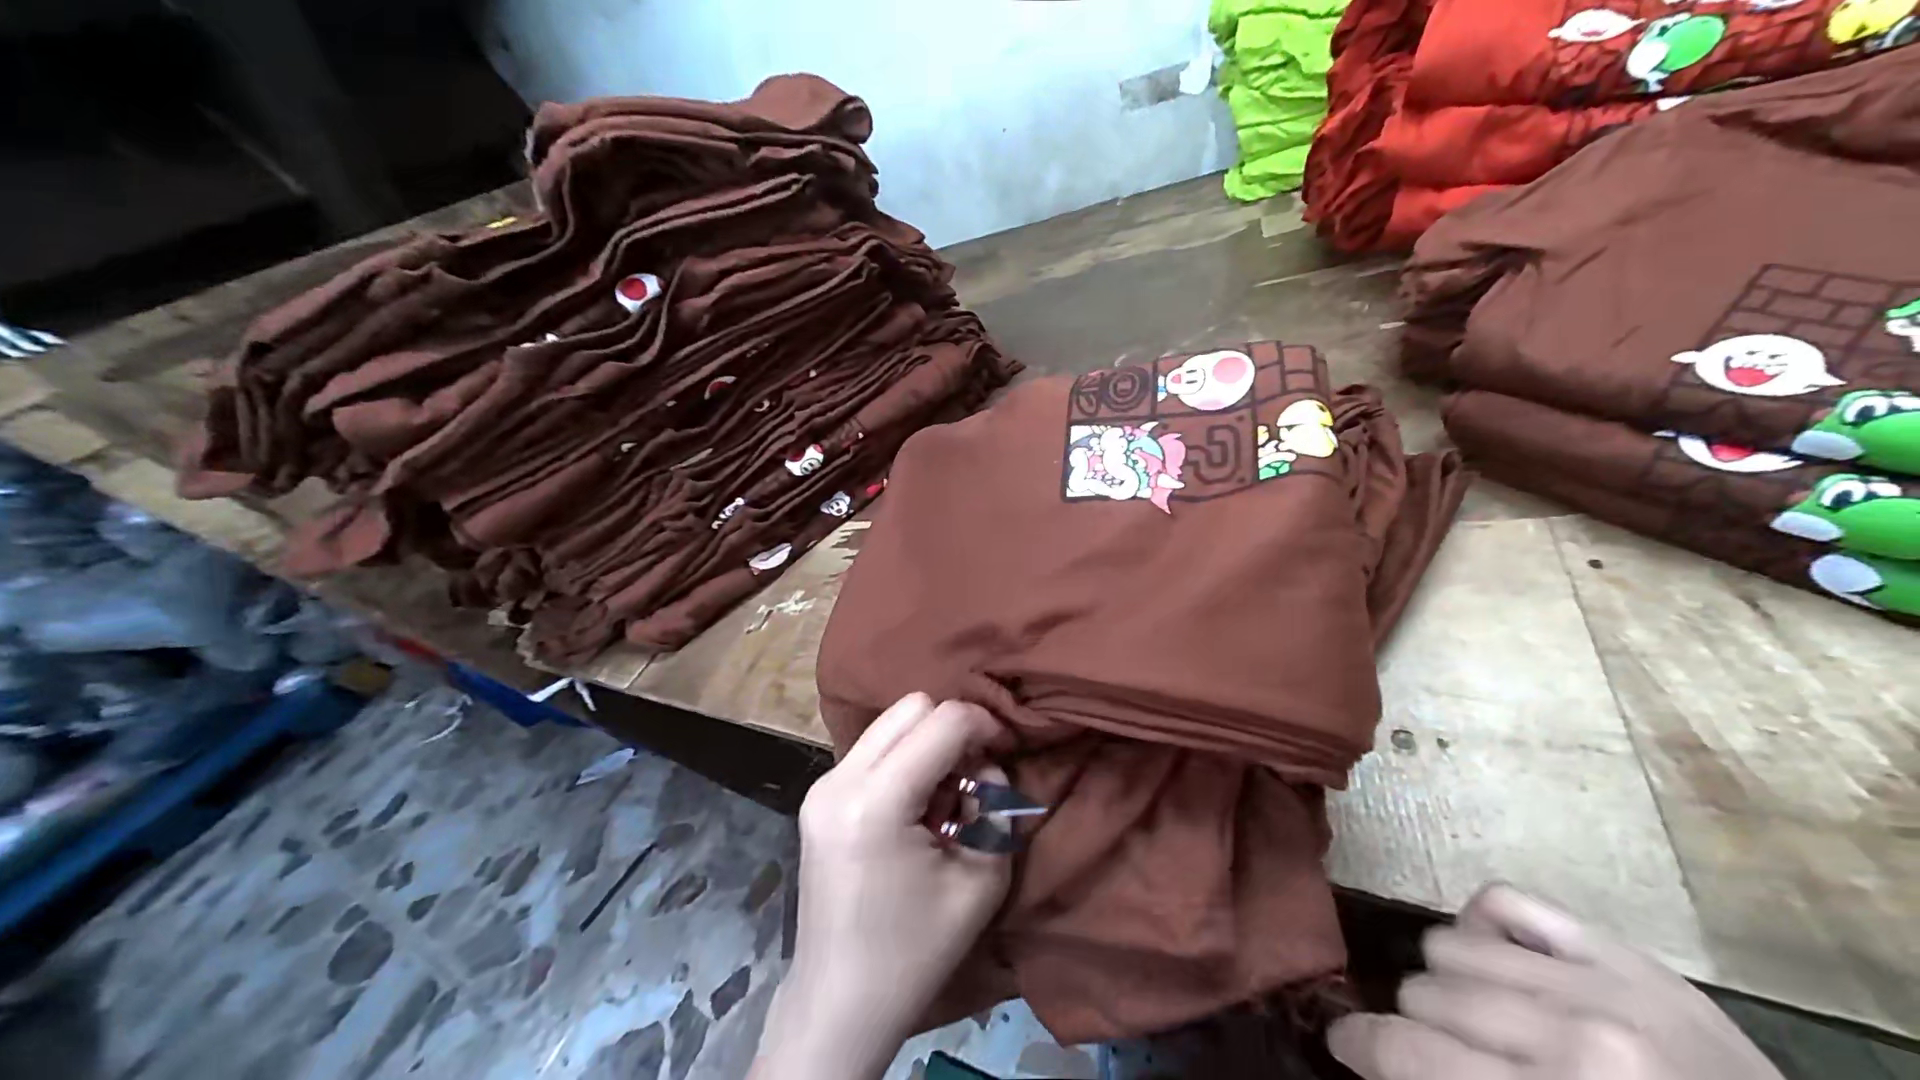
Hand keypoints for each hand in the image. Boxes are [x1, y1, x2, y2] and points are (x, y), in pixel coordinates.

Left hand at [752, 693, 1011, 1079]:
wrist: (840, 1002)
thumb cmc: (915, 951)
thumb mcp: (982, 880)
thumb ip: (996, 808)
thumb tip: (985, 765)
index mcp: (875, 801)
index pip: (942, 720)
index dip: (984, 725)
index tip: (1004, 753)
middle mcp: (838, 779)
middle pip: (910, 706)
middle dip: (952, 729)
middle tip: (974, 775)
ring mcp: (821, 786)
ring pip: (889, 723)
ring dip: (927, 743)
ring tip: (944, 796)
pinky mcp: (818, 797)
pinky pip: (872, 749)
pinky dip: (904, 760)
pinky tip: (915, 807)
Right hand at [1328, 884, 1784, 1079]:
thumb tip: (1370, 1051)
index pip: (1400, 1049)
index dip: (1356, 1044)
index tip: (1345, 1042)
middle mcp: (1571, 1038)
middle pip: (1421, 992)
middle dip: (1420, 1024)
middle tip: (1442, 1051)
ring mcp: (1603, 986)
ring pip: (1450, 945)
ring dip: (1454, 982)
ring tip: (1485, 1014)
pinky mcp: (1627, 954)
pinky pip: (1507, 899)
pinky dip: (1485, 926)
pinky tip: (1502, 960)